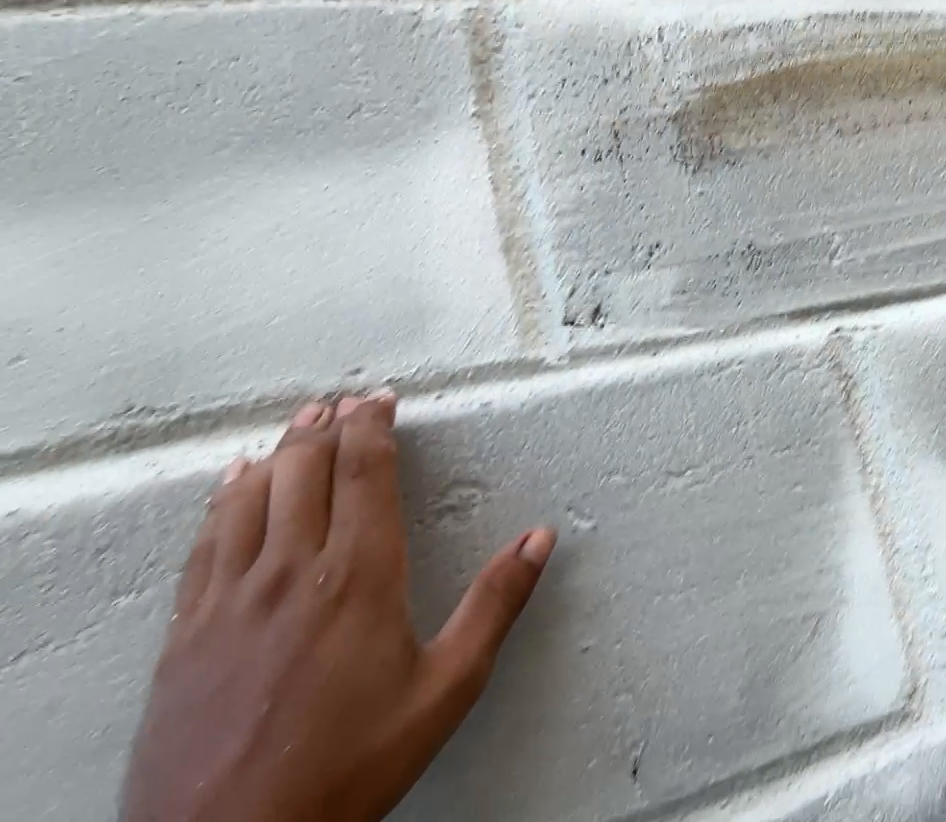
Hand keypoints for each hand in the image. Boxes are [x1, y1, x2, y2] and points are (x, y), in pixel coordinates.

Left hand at [121, 394, 555, 821]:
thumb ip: (497, 603)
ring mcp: (229, 599)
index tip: (381, 399)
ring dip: (277, 452)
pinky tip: (232, 484)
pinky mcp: (187, 630)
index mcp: (359, 578)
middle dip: (324, 427)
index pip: (363, 474)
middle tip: (342, 401)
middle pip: (302, 471)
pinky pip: (204, 540)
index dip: (372, 427)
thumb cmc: (348, 765)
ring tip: (296, 425)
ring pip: (247, 496)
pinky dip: (223, 498)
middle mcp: (290, 574)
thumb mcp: (449, 685)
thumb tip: (538, 541)